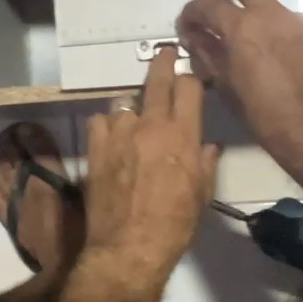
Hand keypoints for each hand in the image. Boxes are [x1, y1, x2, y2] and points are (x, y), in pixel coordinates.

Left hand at [81, 48, 219, 291]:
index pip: (189, 87)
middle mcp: (151, 126)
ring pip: (125, 100)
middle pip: (157, 79)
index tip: (190, 75)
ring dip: (133, 104)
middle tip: (164, 53)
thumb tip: (206, 146)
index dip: (191, 77)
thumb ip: (204, 164)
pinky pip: (100, 120)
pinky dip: (108, 123)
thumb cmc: (175, 226)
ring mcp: (120, 134)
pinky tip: (112, 135)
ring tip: (135, 114)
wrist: (130, 247)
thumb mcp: (202, 195)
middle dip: (163, 62)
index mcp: (183, 136)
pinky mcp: (95, 148)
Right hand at [175, 0, 302, 169]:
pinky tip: (278, 57)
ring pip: (268, 3)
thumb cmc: (263, 116)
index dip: (190, 13)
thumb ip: (208, 54)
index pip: (206, 5)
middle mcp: (272, 14)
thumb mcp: (227, 87)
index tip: (186, 25)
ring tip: (248, 41)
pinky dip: (277, 34)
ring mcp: (299, 20)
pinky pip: (291, 24)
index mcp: (243, 29)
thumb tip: (194, 36)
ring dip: (252, 14)